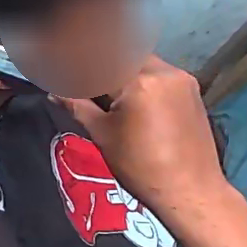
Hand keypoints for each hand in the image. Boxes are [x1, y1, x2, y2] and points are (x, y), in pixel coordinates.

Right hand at [54, 57, 229, 218]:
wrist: (191, 190)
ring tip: (108, 92)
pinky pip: (161, 73)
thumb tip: (54, 92)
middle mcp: (164, 71)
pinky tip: (133, 97)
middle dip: (102, 65)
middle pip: (124, 56)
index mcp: (139, 82)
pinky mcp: (192, 89)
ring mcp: (182, 78)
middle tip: (85, 83)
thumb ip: (78, 106)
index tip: (64, 74)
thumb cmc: (142, 167)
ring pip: (143, 62)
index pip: (101, 63)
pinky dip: (143, 78)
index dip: (79, 67)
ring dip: (123, 69)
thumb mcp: (104, 136)